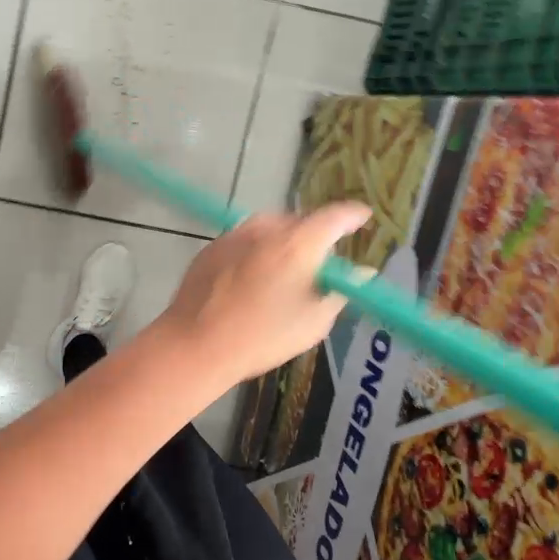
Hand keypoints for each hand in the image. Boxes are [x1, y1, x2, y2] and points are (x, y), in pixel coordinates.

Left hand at [152, 203, 371, 385]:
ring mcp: (234, 235)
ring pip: (268, 229)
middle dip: (313, 235)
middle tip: (318, 260)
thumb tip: (359, 273)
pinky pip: (243, 241)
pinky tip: (251, 278)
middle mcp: (266, 229)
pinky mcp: (210, 248)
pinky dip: (254, 251)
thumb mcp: (314, 321)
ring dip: (282, 241)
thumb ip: (339, 291)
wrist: (196, 343)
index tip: (362, 218)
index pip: (335, 216)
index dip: (353, 216)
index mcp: (298, 242)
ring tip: (284, 269)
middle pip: (299, 221)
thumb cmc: (263, 336)